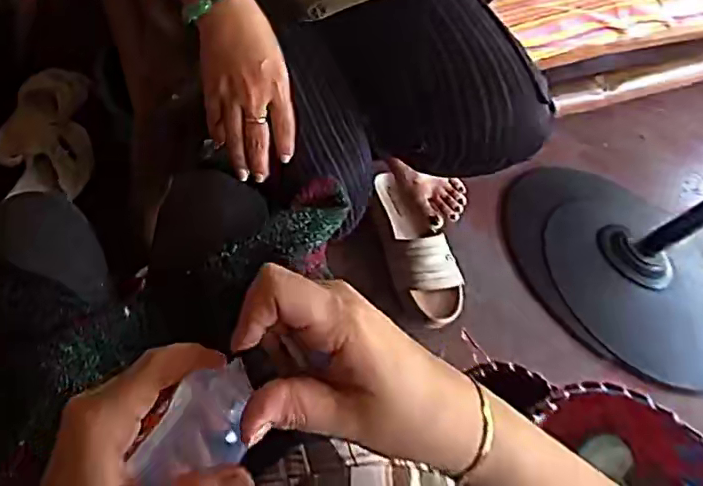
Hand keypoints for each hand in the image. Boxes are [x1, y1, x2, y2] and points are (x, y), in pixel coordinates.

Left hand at [42, 344, 247, 485]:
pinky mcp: (83, 439)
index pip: (152, 367)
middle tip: (223, 394)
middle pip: (145, 377)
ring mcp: (82, 422)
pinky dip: (153, 419)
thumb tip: (239, 477)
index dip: (189, 358)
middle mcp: (88, 407)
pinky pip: (124, 414)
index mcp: (100, 414)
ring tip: (208, 416)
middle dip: (185, 381)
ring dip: (170, 401)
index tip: (220, 361)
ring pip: (135, 394)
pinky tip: (176, 443)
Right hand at [196, 0, 294, 181]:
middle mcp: (254, 96)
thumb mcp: (278, 59)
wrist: (225, 14)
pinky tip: (219, 143)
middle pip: (258, 138)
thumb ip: (279, 87)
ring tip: (241, 172)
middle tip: (260, 178)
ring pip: (235, 134)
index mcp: (276, 86)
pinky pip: (215, 119)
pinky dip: (217, 134)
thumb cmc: (255, 30)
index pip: (283, 126)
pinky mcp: (211, 89)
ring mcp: (230, 95)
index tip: (284, 159)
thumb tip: (276, 109)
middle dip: (260, 161)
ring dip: (238, 156)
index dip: (284, 145)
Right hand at [230, 266, 483, 471]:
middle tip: (275, 376)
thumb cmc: (412, 417)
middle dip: (261, 333)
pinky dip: (289, 341)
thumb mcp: (347, 419)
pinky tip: (308, 371)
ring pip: (279, 302)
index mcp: (338, 314)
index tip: (244, 355)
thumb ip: (290, 408)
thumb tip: (245, 418)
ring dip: (275, 340)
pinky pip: (294, 311)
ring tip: (299, 379)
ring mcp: (335, 299)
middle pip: (271, 291)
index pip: (273, 284)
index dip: (249, 314)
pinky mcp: (336, 310)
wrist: (458, 418)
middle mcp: (333, 294)